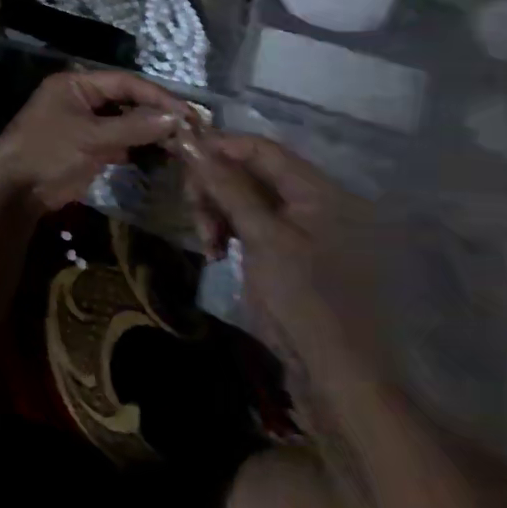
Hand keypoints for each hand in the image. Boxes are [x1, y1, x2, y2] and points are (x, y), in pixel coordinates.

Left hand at [0, 69, 190, 209]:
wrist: (18, 186)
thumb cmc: (47, 151)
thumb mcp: (91, 136)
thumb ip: (134, 126)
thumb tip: (177, 117)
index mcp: (75, 84)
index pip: (125, 82)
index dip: (157, 96)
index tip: (189, 113)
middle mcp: (81, 99)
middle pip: (128, 101)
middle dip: (158, 114)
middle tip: (194, 130)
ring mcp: (86, 124)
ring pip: (128, 122)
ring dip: (153, 132)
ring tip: (187, 144)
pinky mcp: (90, 147)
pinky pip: (122, 142)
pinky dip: (142, 148)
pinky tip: (167, 156)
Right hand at [177, 133, 372, 378]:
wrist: (330, 366)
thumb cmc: (303, 296)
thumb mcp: (261, 236)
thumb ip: (227, 186)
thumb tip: (189, 141)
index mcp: (320, 192)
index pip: (260, 149)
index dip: (217, 147)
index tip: (176, 158)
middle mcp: (311, 201)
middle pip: (245, 170)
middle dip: (212, 187)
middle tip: (195, 213)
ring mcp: (297, 226)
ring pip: (238, 196)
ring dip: (214, 212)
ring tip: (208, 241)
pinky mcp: (281, 247)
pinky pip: (243, 220)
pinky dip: (223, 230)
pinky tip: (214, 251)